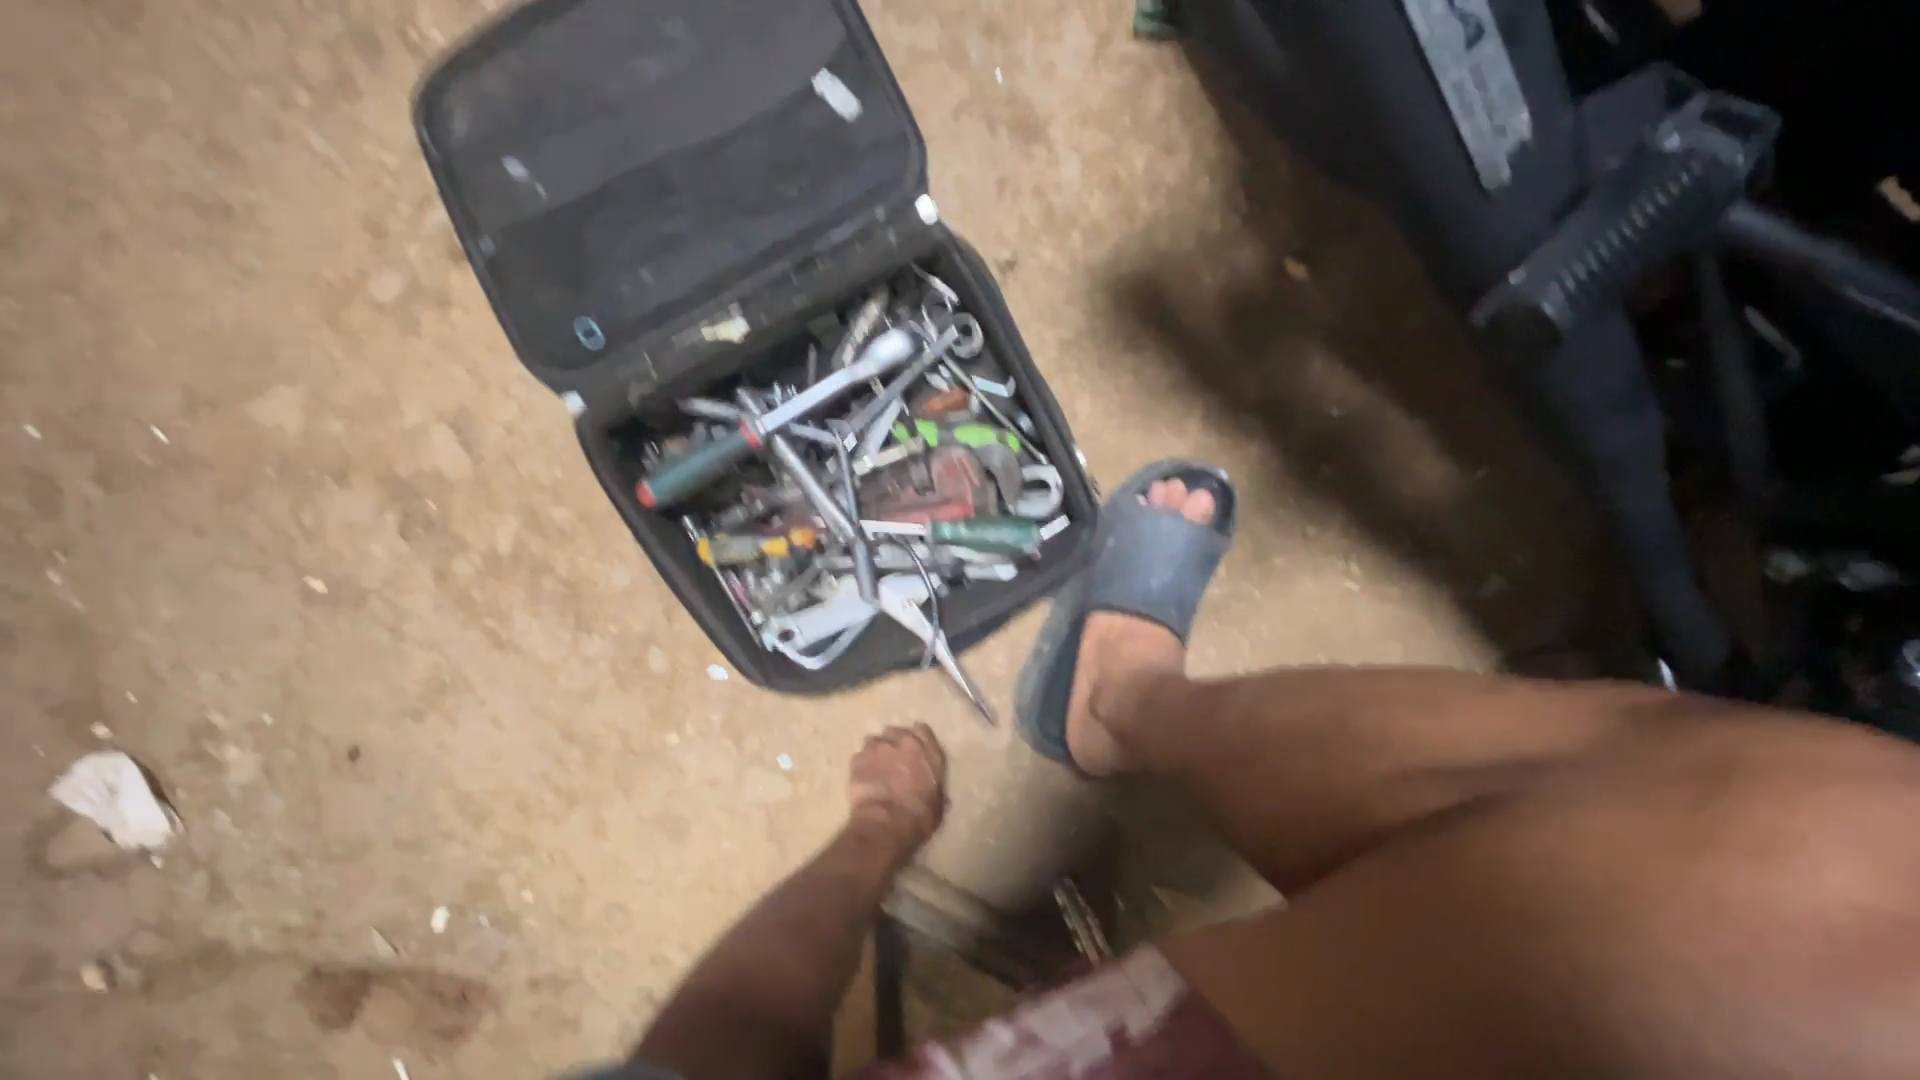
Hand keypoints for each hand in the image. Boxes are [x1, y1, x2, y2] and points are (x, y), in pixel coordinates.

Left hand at [847, 723, 946, 852]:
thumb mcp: (938, 806)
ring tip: (875, 768)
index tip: (914, 751)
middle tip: (893, 761)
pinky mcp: (858, 758)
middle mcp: (904, 742)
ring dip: (877, 751)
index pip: (922, 730)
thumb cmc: (919, 817)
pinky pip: (860, 756)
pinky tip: (863, 778)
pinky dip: (862, 764)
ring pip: (875, 741)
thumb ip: (936, 792)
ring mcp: (879, 747)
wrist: (886, 823)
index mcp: (928, 751)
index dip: (917, 740)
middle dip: (895, 743)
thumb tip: (938, 796)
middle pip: (896, 732)